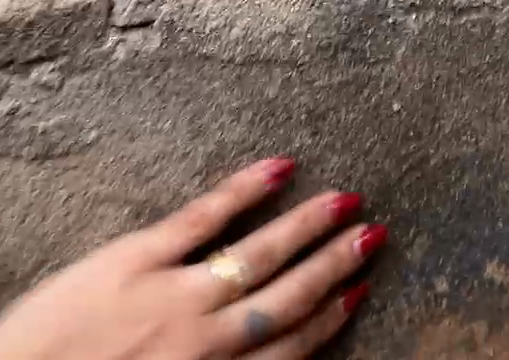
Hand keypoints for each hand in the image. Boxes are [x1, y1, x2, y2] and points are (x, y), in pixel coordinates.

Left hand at [0, 157, 386, 359]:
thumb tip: (244, 350)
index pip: (287, 352)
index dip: (329, 320)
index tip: (356, 292)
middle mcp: (204, 343)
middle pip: (287, 300)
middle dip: (334, 266)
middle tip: (372, 234)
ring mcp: (174, 295)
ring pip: (260, 256)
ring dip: (309, 228)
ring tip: (347, 201)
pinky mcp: (136, 257)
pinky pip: (203, 217)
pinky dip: (246, 190)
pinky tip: (279, 167)